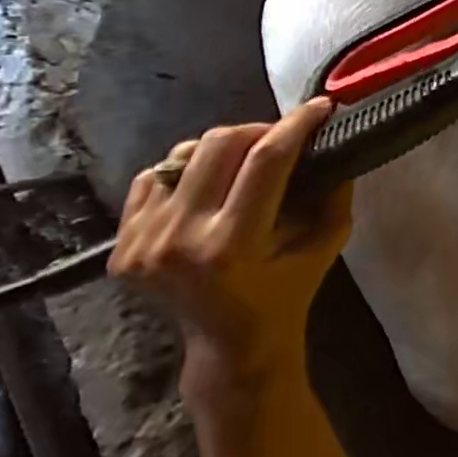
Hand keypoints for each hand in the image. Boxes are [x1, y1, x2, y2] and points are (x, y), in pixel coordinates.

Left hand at [110, 98, 352, 379]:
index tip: (321, 107)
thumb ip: (335, 193)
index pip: (266, 160)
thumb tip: (333, 139)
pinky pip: (153, 177)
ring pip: (183, 153)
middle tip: (281, 138)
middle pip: (219, 144)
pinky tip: (205, 190)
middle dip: (259, 130)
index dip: (297, 124)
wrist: (228, 349)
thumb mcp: (325, 246)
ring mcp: (143, 243)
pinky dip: (185, 172)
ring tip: (242, 164)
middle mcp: (179, 240)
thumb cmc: (287, 296)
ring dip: (221, 150)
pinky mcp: (122, 247)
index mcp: (232, 246)